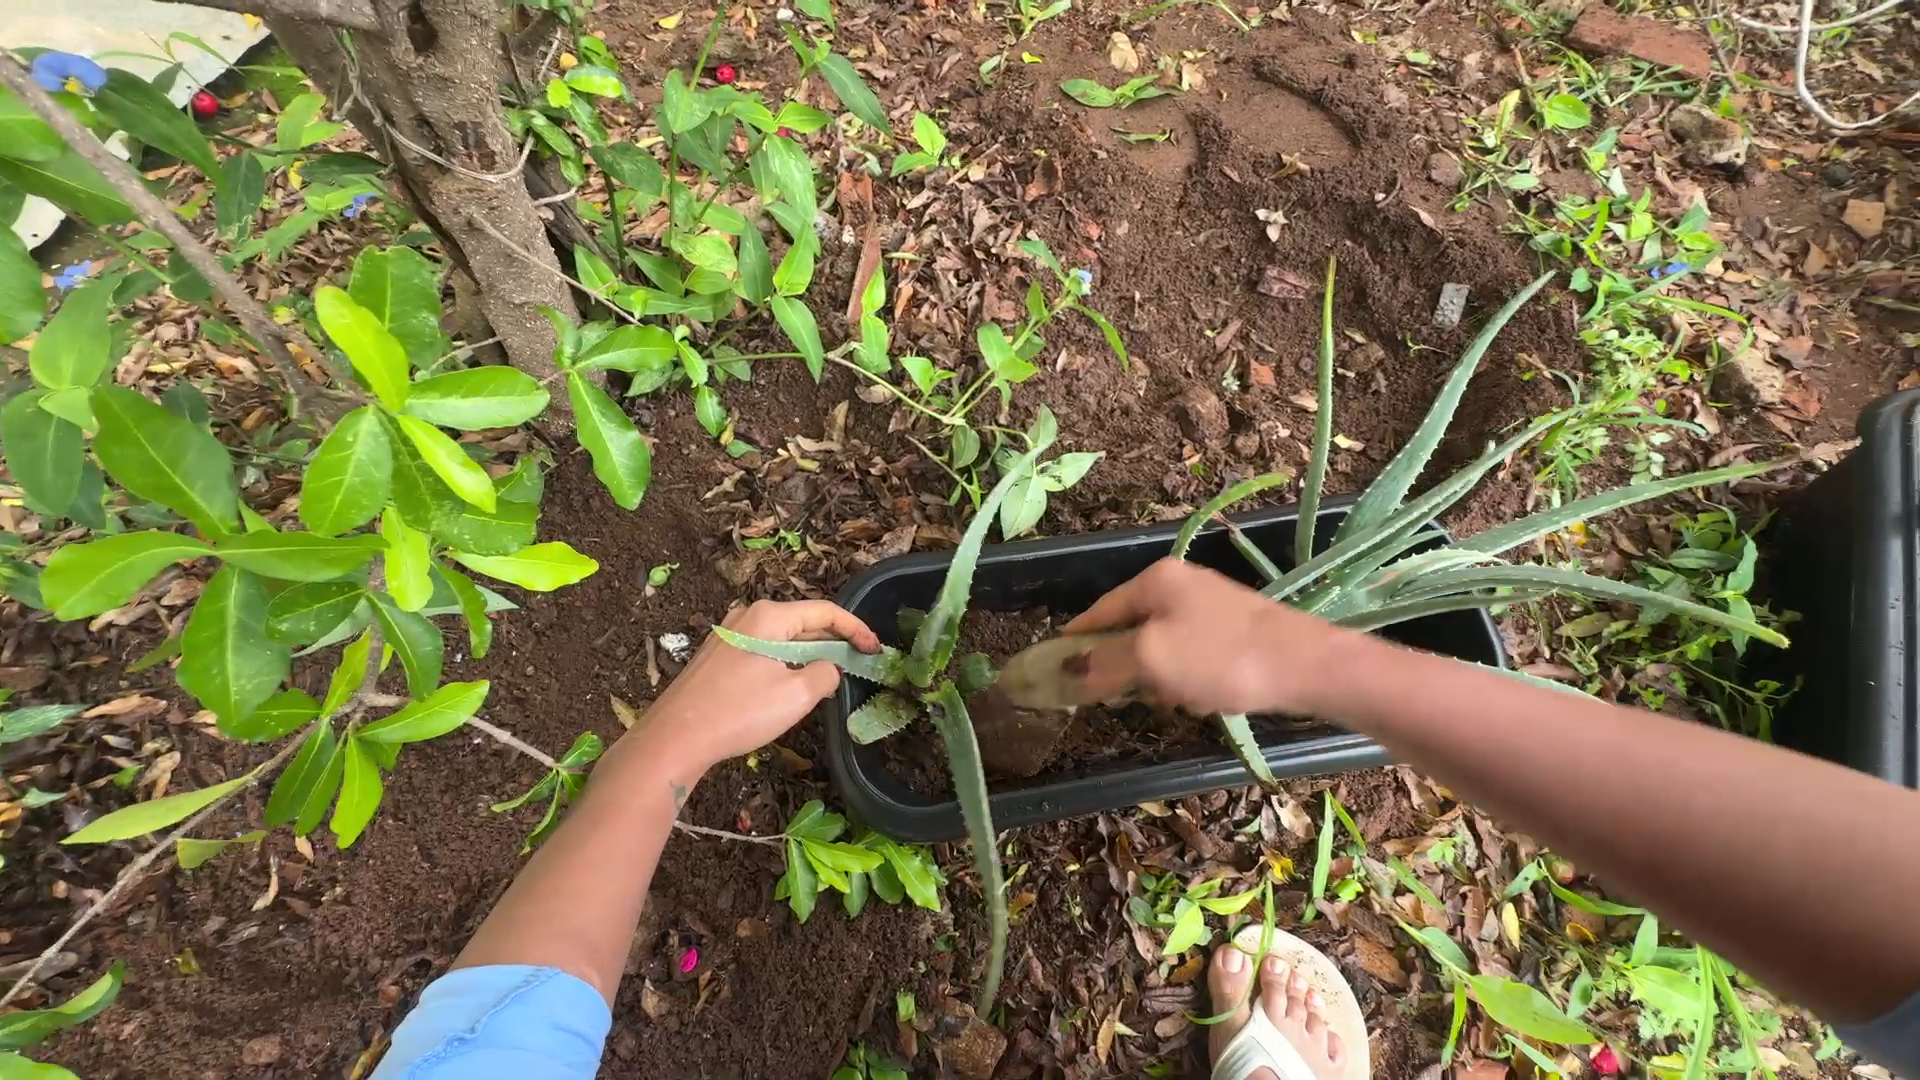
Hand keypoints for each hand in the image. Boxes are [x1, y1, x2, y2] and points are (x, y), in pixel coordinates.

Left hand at [636, 600, 879, 774]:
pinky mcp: (718, 657)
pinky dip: (786, 662)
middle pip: (803, 621)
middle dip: (834, 640)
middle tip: (858, 661)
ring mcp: (729, 635)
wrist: (674, 738)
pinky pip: (763, 650)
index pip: (825, 611)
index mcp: (769, 617)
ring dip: (809, 653)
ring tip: (831, 674)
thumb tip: (829, 668)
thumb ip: (825, 674)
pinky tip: (792, 684)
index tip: (874, 649)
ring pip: (782, 638)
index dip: (855, 629)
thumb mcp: (796, 696)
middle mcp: (748, 616)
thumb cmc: (739, 713)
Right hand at [1061, 559, 1349, 715]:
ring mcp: (1208, 606)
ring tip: (1189, 698)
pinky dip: (1194, 681)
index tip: (1056, 669)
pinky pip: (1193, 658)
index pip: (1099, 611)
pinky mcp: (1232, 631)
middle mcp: (1179, 585)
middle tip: (1142, 693)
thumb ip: (1105, 660)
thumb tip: (1069, 668)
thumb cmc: (1221, 657)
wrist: (1308, 666)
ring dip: (1167, 680)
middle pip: (1130, 632)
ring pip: (1162, 651)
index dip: (1076, 641)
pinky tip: (1212, 697)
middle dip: (1133, 668)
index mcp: (1155, 580)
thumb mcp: (1152, 658)